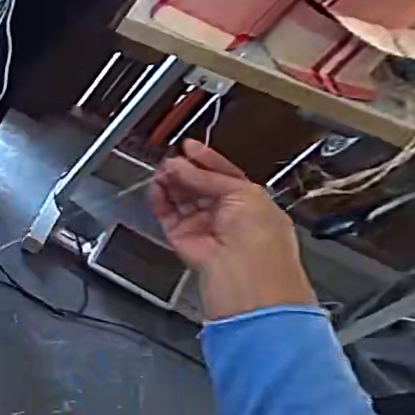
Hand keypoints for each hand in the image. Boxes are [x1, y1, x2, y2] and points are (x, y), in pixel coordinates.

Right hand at [148, 140, 316, 320]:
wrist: (241, 268)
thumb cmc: (258, 236)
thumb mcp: (243, 194)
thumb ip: (207, 178)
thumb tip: (177, 165)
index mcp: (248, 200)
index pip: (223, 174)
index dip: (206, 160)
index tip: (189, 146)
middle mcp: (224, 210)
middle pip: (198, 183)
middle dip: (185, 170)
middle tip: (170, 159)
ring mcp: (200, 222)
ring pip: (180, 196)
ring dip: (170, 182)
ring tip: (161, 171)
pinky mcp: (179, 233)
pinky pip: (165, 211)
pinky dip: (159, 198)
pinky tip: (156, 186)